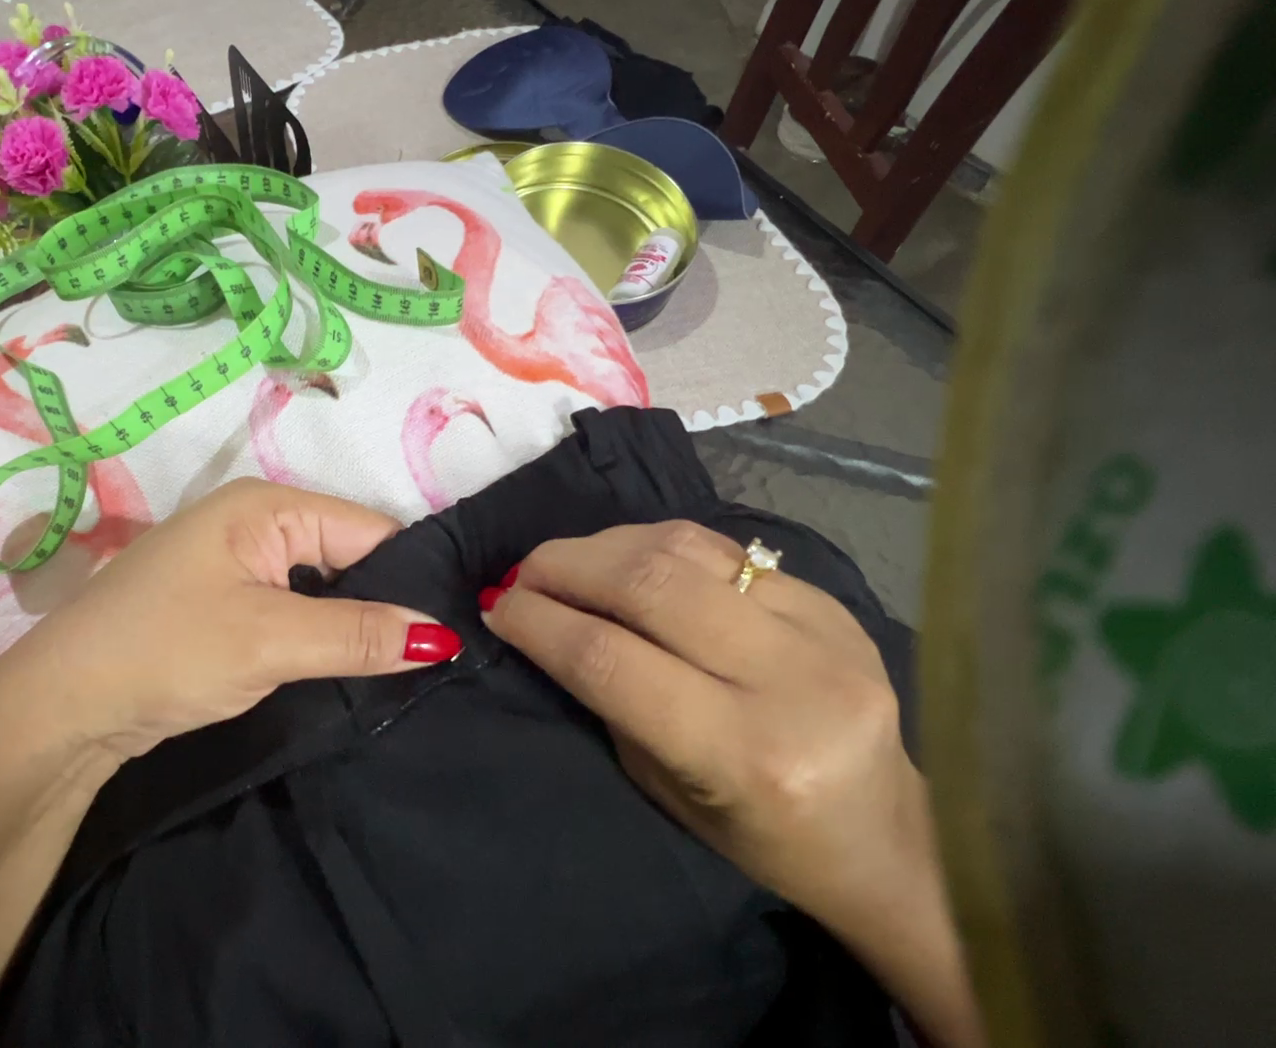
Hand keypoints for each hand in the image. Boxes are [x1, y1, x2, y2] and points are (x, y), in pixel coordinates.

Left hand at [0, 478, 461, 761]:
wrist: (62, 708)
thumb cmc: (166, 652)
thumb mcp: (270, 640)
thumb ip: (358, 634)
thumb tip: (442, 635)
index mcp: (266, 506)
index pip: (369, 531)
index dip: (414, 579)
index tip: (459, 632)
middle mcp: (253, 523)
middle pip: (346, 557)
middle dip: (385, 605)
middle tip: (436, 661)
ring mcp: (234, 566)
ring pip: (320, 590)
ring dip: (352, 627)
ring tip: (403, 672)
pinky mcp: (223, 606)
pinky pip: (291, 612)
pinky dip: (318, 639)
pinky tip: (346, 672)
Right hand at [481, 521, 983, 1047]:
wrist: (885, 837)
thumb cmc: (758, 838)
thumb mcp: (663, 788)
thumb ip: (610, 699)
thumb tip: (543, 624)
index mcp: (744, 753)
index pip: (612, 660)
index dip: (540, 623)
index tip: (497, 609)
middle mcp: (791, 682)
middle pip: (650, 585)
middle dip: (566, 567)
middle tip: (522, 575)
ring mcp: (824, 632)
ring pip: (687, 549)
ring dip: (606, 545)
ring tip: (566, 562)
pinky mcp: (834, 603)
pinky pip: (726, 551)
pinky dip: (658, 548)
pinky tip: (628, 560)